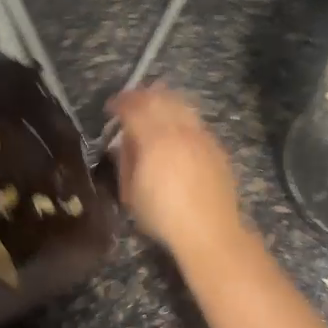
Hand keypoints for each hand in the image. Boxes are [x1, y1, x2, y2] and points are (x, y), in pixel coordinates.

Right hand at [108, 87, 248, 257]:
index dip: (120, 103)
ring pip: (181, 104)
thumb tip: (124, 142)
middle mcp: (180, 131)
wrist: (210, 232)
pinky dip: (181, 115)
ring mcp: (201, 136)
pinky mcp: (216, 146)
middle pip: (159, 99)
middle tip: (129, 102)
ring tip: (153, 106)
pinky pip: (195, 120)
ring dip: (163, 100)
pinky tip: (176, 127)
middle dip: (141, 96)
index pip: (134, 108)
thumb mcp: (131, 192)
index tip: (111, 108)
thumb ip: (126, 160)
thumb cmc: (163, 216)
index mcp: (155, 140)